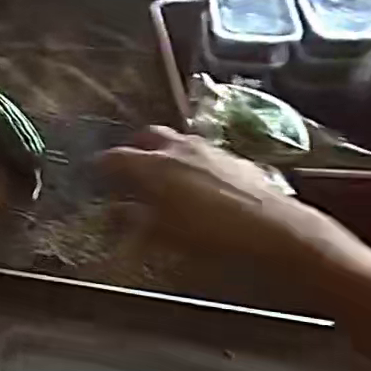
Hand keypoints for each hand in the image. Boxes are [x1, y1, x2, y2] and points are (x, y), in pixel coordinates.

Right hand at [96, 127, 365, 270]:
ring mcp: (209, 150)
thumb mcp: (160, 234)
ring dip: (165, 152)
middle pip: (147, 136)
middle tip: (129, 167)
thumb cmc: (209, 234)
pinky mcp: (236, 158)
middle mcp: (177, 148)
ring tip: (163, 174)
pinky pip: (205, 153)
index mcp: (151, 165)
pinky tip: (198, 184)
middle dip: (134, 148)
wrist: (276, 231)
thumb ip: (131, 218)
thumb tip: (114, 210)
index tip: (94, 173)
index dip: (101, 165)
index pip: (114, 157)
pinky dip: (193, 162)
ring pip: (177, 141)